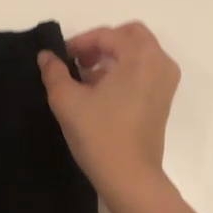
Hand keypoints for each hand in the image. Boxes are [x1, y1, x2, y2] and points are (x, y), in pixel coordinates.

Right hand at [38, 22, 179, 198]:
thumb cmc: (99, 135)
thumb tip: (46, 56)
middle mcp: (160, 63)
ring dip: (113, 58)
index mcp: (141, 56)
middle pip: (131, 37)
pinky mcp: (164, 101)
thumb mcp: (67, 101)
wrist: (130, 177)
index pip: (107, 35)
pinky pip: (145, 72)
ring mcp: (166, 83)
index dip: (80, 42)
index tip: (61, 58)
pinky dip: (125, 72)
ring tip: (87, 79)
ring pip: (139, 55)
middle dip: (102, 44)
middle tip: (78, 61)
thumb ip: (54, 72)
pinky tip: (102, 94)